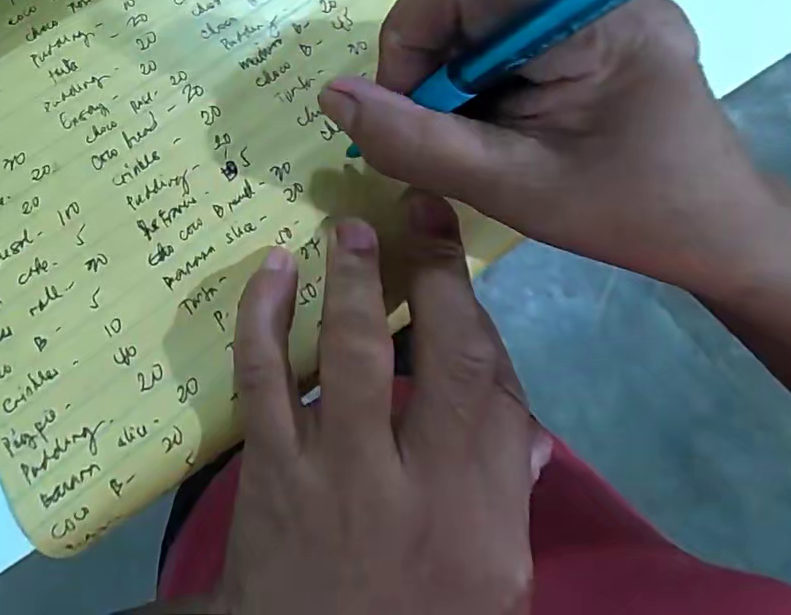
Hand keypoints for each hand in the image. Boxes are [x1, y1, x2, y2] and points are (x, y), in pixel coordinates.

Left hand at [203, 195, 542, 614]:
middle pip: (444, 359)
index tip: (452, 258)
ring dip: (353, 282)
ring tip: (348, 226)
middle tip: (414, 212)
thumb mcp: (490, 582)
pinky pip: (265, 377)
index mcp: (484, 516)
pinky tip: (274, 270)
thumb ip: (506, 494)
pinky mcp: (271, 468)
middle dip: (433, 274)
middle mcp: (419, 488)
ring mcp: (337, 473)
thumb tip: (525, 425)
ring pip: (351, 355)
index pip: (497, 388)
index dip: (477, 312)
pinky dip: (265, 318)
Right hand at [318, 0, 775, 295]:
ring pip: (475, 15)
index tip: (405, 110)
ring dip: (447, 73)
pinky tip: (492, 123)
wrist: (723, 237)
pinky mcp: (590, 28)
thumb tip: (332, 95)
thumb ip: (415, 142)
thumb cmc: (630, 219)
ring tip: (469, 134)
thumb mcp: (510, 189)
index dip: (409, 37)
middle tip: (432, 127)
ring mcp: (596, 8)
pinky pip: (500, 33)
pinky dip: (472, 79)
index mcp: (595, 21)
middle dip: (425, 60)